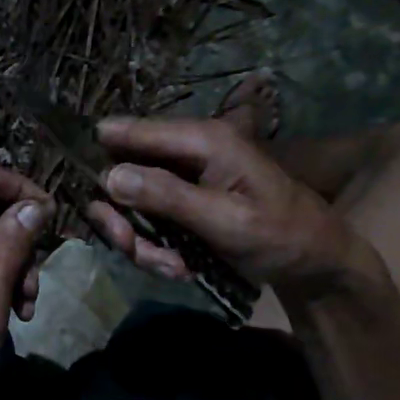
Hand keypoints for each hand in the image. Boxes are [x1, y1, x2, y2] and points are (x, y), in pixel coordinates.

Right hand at [85, 117, 367, 293]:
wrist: (313, 264)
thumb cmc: (281, 235)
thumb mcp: (226, 220)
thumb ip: (167, 196)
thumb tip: (108, 176)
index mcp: (201, 139)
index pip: (128, 131)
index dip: (99, 157)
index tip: (86, 197)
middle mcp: (182, 152)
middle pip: (118, 172)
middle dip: (119, 216)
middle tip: (131, 247)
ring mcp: (177, 179)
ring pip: (126, 204)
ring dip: (138, 240)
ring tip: (169, 267)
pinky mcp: (176, 204)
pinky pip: (143, 223)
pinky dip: (153, 250)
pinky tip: (178, 268)